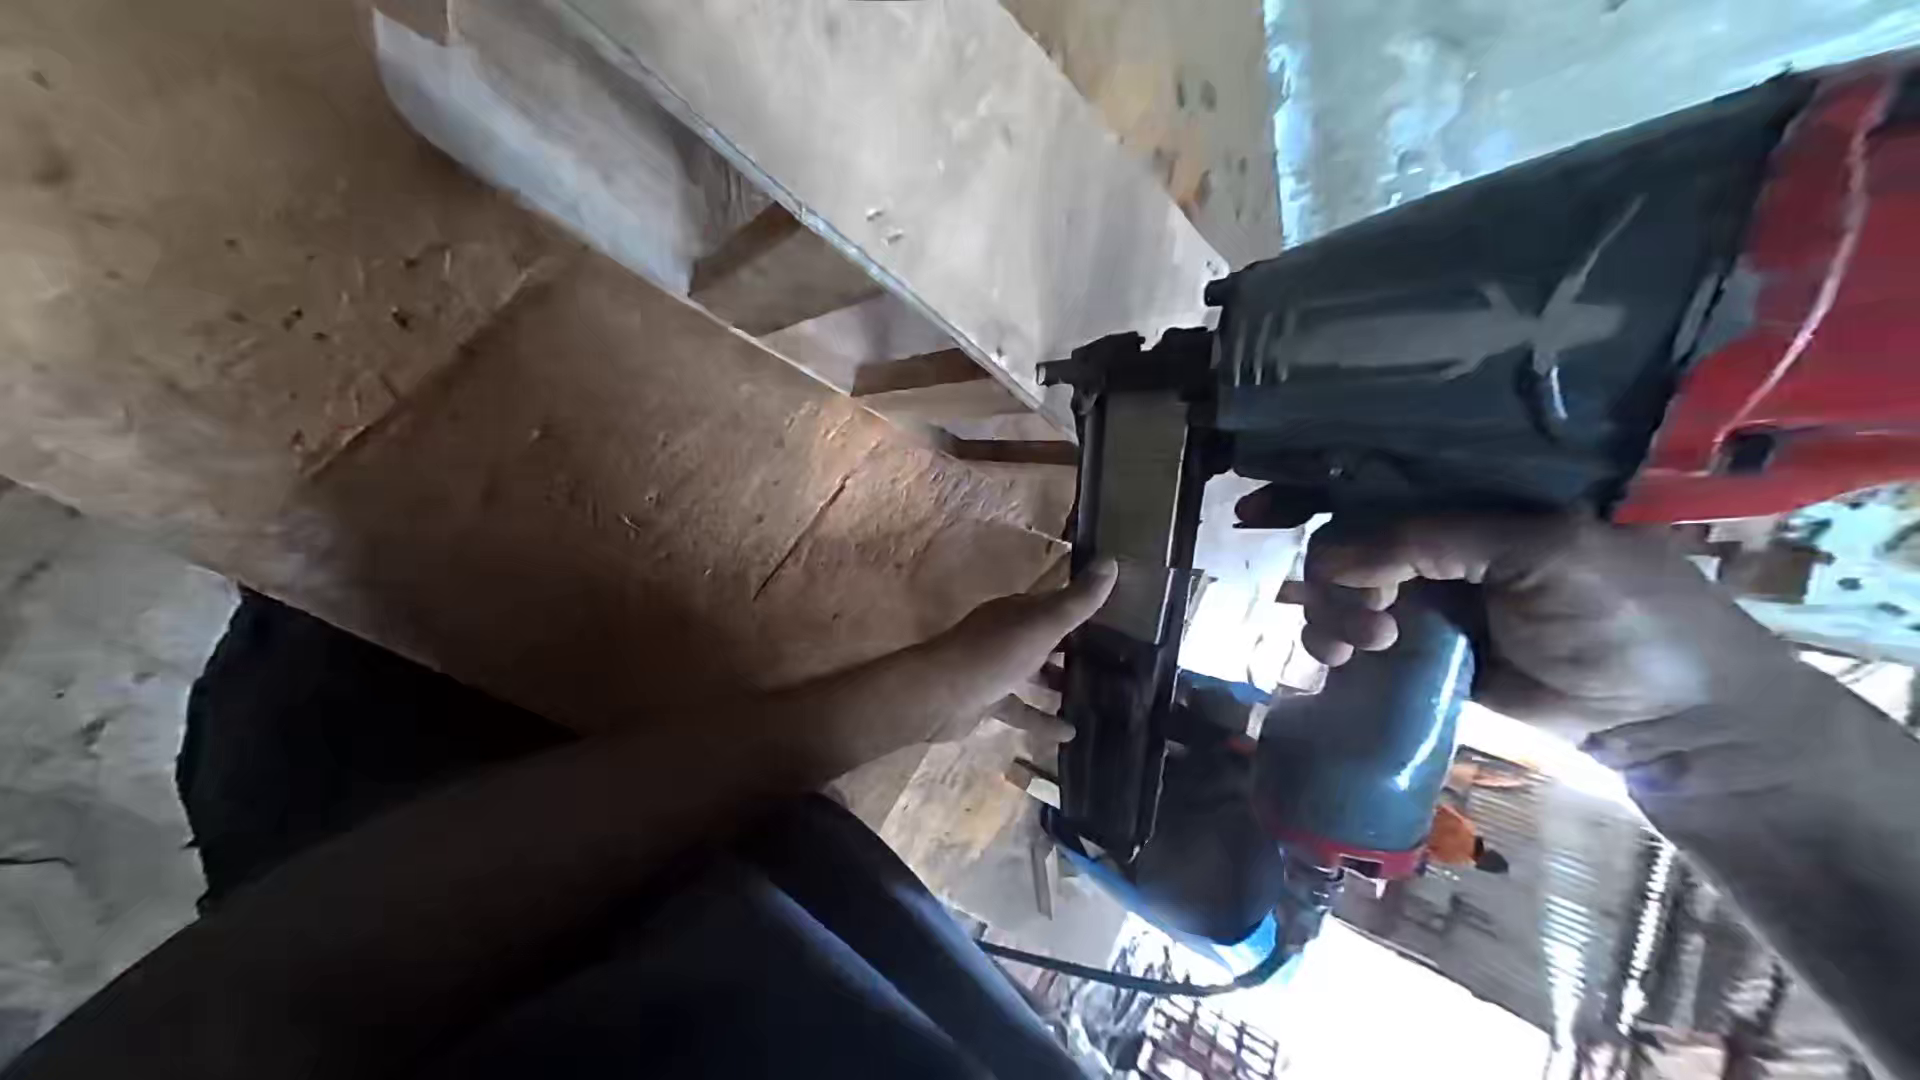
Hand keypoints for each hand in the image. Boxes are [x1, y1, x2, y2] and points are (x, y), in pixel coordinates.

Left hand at [772, 558, 1116, 772]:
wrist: (940, 695)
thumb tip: (1113, 561)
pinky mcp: (989, 700)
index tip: (1120, 619)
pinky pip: (1022, 709)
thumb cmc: (993, 654)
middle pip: (1047, 639)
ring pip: (1035, 674)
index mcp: (1018, 612)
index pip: (1056, 604)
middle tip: (1118, 663)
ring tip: (1099, 698)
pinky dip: (1043, 719)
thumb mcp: (1042, 625)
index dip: (1085, 608)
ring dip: (1060, 684)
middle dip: (1076, 649)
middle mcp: (1007, 635)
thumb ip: (1077, 600)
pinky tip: (1069, 733)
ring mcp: (996, 668)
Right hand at [1240, 500, 1793, 734]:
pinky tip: (1340, 662)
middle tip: (1367, 621)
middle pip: (1341, 545)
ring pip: (1335, 592)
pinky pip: (1348, 636)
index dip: (1308, 492)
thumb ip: (1432, 540)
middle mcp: (1431, 547)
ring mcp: (1418, 599)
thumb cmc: (1624, 617)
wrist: (1669, 719)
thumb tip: (1331, 559)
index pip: (1372, 487)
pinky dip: (1329, 644)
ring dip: (1327, 616)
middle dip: (1331, 579)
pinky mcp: (1410, 649)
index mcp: (1464, 507)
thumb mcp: (1542, 552)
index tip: (1252, 513)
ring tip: (1357, 650)